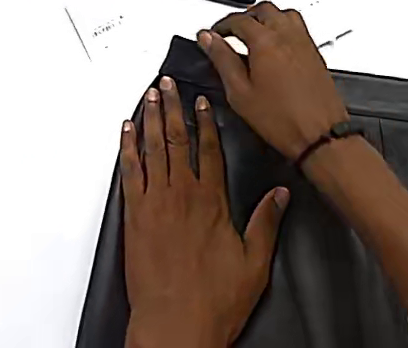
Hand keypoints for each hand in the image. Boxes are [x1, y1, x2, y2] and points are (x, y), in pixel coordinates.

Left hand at [122, 78, 288, 347]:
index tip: (201, 100)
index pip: (208, 147)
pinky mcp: (135, 214)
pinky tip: (126, 130)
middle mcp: (182, 192)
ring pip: (152, 147)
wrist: (174, 326)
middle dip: (172, 107)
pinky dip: (127, 147)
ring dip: (151, 117)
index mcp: (210, 200)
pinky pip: (130, 171)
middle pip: (177, 138)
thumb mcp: (253, 264)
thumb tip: (280, 194)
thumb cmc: (212, 300)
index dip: (205, 120)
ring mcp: (156, 201)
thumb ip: (266, 223)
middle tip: (168, 84)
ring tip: (150, 95)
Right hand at [199, 3, 349, 162]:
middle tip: (232, 30)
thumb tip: (208, 39)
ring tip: (255, 32)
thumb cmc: (284, 120)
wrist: (320, 137)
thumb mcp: (240, 93)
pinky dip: (283, 26)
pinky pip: (297, 26)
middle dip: (244, 16)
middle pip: (262, 10)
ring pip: (283, 14)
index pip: (238, 20)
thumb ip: (222, 60)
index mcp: (265, 40)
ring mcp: (303, 42)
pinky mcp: (315, 53)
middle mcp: (286, 35)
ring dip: (266, 17)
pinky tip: (277, 44)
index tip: (214, 35)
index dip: (222, 25)